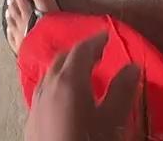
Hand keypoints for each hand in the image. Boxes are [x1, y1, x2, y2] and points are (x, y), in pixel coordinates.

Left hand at [23, 32, 143, 140]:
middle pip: (63, 58)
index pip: (81, 50)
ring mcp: (36, 104)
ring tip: (83, 75)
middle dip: (80, 53)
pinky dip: (57, 85)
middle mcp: (48, 86)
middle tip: (97, 55)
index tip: (107, 37)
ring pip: (51, 74)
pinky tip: (65, 100)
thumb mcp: (112, 124)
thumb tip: (131, 67)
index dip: (95, 41)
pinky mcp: (31, 123)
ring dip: (66, 68)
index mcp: (68, 80)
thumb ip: (121, 93)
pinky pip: (44, 91)